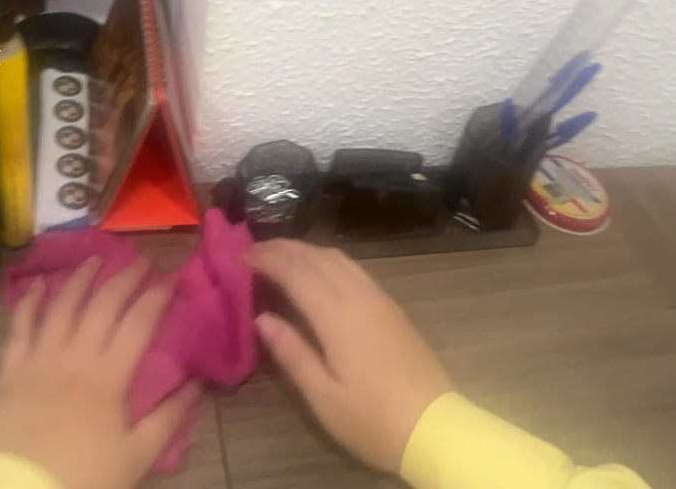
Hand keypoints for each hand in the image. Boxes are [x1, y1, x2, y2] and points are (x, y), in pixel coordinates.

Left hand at [0, 259, 200, 488]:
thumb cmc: (82, 479)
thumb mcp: (135, 457)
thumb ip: (168, 419)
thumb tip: (198, 385)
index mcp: (108, 376)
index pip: (138, 323)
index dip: (156, 297)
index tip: (171, 278)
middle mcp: (75, 356)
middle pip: (103, 305)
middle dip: (124, 278)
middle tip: (140, 261)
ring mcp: (41, 359)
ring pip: (63, 306)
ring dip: (80, 278)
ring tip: (95, 260)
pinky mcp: (12, 370)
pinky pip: (20, 326)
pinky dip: (29, 302)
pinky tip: (38, 284)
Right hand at [248, 240, 451, 471]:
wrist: (434, 426)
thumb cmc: (373, 418)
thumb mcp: (324, 397)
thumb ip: (291, 353)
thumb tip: (262, 318)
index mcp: (336, 316)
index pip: (295, 272)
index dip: (267, 260)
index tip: (241, 257)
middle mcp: (357, 295)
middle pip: (315, 256)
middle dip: (282, 248)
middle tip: (253, 249)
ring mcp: (377, 297)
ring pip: (336, 256)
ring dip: (305, 249)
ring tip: (280, 254)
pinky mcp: (390, 305)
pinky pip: (352, 266)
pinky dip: (326, 257)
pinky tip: (318, 268)